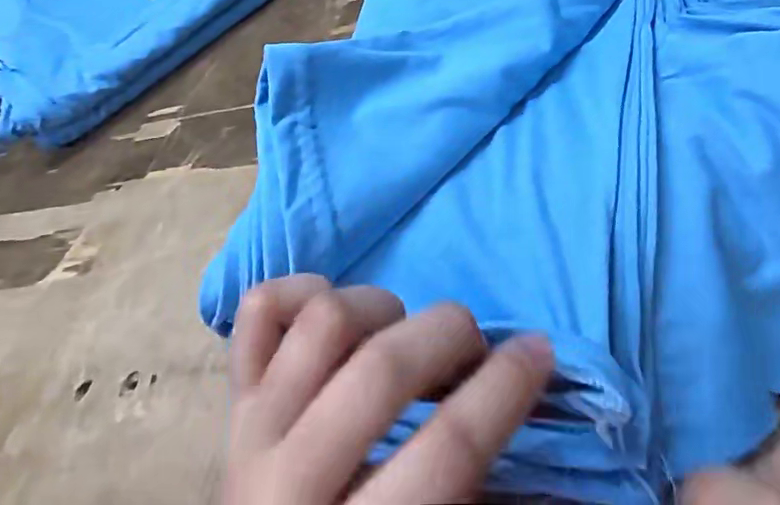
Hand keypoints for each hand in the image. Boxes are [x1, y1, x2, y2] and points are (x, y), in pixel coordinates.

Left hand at [221, 274, 554, 504]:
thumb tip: (547, 424)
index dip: (504, 390)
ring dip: (380, 309)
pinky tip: (334, 317)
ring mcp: (253, 429)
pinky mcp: (232, 398)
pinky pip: (259, 312)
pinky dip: (302, 293)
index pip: (448, 449)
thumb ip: (480, 492)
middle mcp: (292, 479)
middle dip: (448, 336)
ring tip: (403, 333)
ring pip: (323, 322)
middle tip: (475, 345)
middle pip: (382, 370)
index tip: (538, 349)